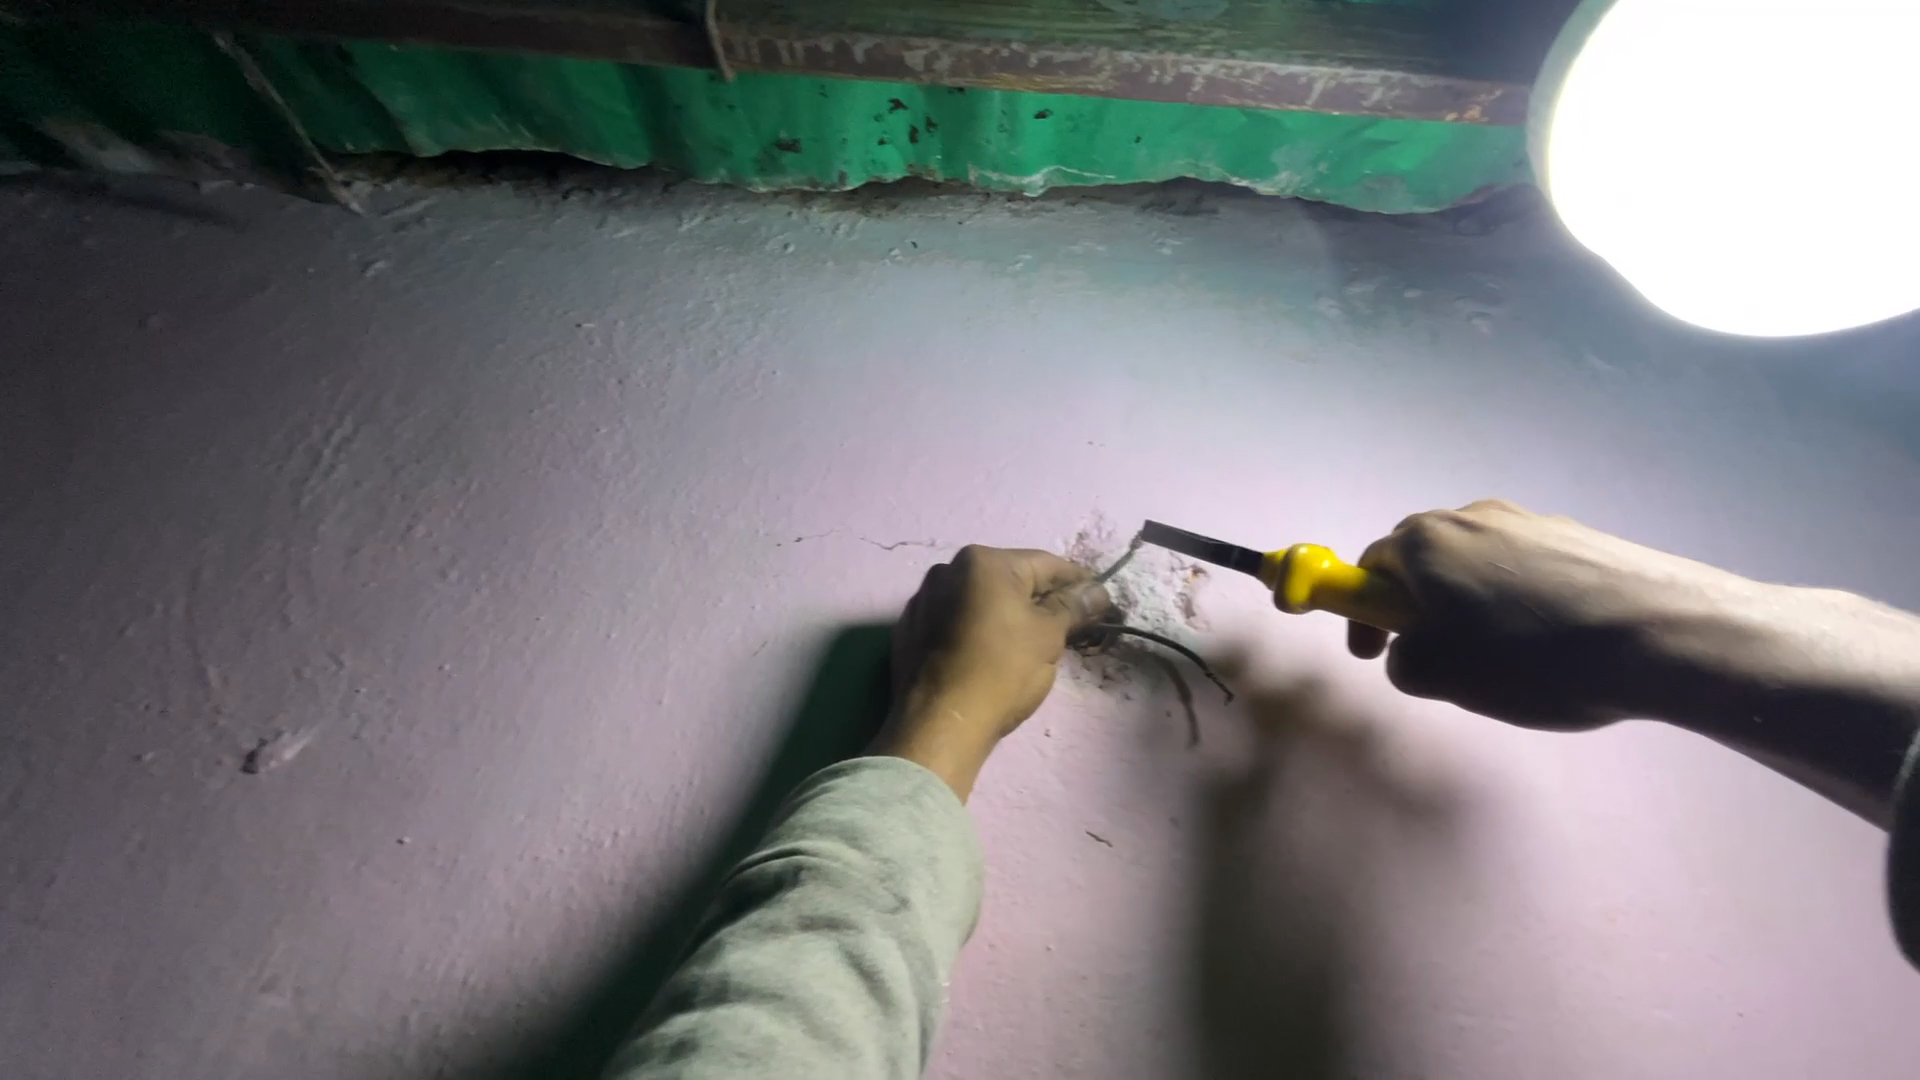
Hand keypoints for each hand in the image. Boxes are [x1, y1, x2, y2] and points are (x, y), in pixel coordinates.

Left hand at [873, 545, 1111, 799]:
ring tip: (1029, 643)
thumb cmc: (1001, 671)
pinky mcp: (909, 631)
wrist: (939, 723)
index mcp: (983, 562)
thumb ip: (1073, 607)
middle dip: (1039, 599)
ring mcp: (923, 600)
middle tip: (1069, 625)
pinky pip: (954, 621)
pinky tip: (989, 655)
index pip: (1045, 564)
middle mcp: (947, 570)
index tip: (1098, 600)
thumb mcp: (1048, 636)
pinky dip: (976, 631)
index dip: (1077, 582)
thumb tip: (1097, 592)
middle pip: (1009, 579)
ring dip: (1006, 614)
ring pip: (979, 600)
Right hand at [1345, 499, 1753, 729]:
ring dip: (1467, 601)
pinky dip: (1516, 599)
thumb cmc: (1532, 656)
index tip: (1374, 652)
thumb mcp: (1439, 676)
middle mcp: (1470, 517)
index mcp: (1424, 541)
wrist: (1674, 639)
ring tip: (1501, 653)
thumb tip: (1411, 651)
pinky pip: (1524, 567)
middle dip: (1414, 604)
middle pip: (1420, 559)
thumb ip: (1399, 662)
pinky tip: (1550, 642)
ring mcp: (1532, 521)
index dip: (1360, 612)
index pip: (1366, 567)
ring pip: (1474, 563)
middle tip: (1433, 651)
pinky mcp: (1583, 537)